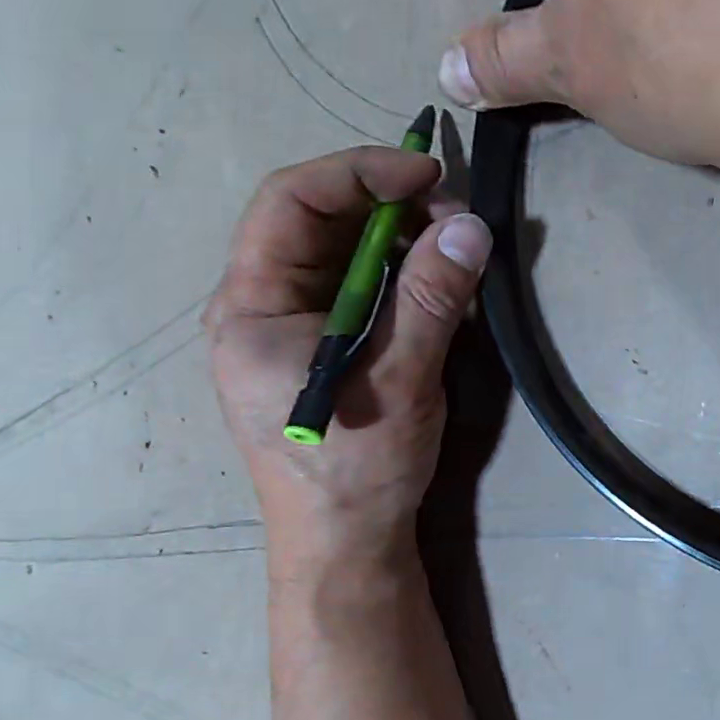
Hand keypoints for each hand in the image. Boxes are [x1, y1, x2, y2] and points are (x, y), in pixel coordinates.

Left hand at [205, 148, 492, 572]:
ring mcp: (290, 323)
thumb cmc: (353, 470)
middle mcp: (260, 304)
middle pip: (315, 219)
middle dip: (387, 205)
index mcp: (250, 306)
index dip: (359, 173)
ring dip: (398, 236)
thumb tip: (470, 225)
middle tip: (453, 215)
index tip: (427, 176)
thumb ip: (431, 299)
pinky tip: (435, 279)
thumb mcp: (399, 380)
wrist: (344, 546)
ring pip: (341, 248)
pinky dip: (398, 269)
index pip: (290, 201)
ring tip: (452, 245)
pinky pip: (357, 283)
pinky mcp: (321, 341)